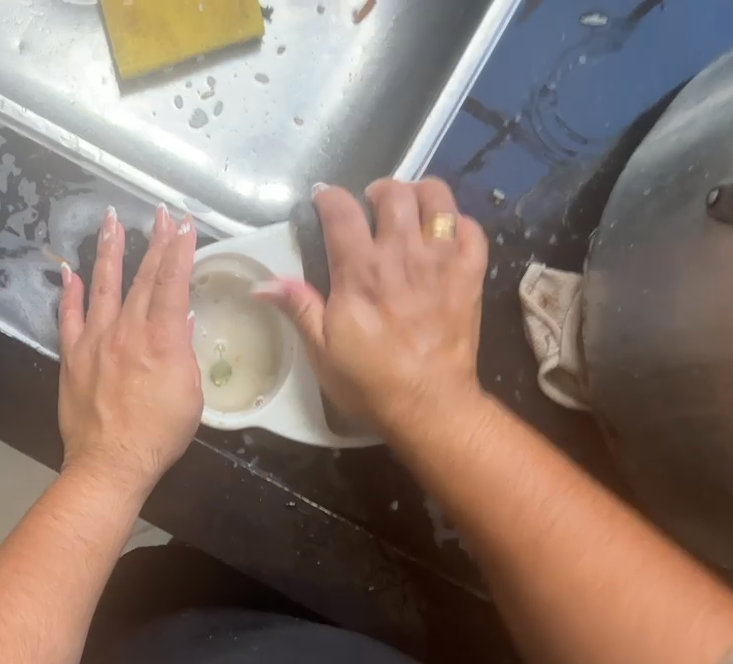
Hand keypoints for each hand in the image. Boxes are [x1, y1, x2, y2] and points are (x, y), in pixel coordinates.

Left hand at [56, 205, 203, 496]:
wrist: (111, 462)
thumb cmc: (158, 435)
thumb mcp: (190, 395)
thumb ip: (183, 353)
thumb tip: (178, 321)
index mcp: (160, 339)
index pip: (171, 282)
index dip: (179, 249)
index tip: (184, 224)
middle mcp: (126, 331)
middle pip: (141, 277)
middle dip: (153, 241)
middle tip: (159, 213)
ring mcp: (95, 341)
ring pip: (103, 286)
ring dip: (109, 251)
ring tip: (111, 221)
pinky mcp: (72, 357)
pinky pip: (69, 317)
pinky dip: (70, 292)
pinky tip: (71, 270)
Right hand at [255, 179, 490, 440]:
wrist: (428, 403)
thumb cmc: (368, 381)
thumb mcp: (321, 350)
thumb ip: (298, 308)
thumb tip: (262, 284)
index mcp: (360, 271)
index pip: (342, 212)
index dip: (329, 197)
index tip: (322, 200)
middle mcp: (402, 254)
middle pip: (394, 193)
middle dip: (378, 191)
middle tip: (370, 206)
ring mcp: (442, 260)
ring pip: (436, 198)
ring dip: (420, 194)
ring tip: (409, 209)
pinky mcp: (470, 274)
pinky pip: (470, 228)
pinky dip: (456, 223)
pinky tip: (443, 235)